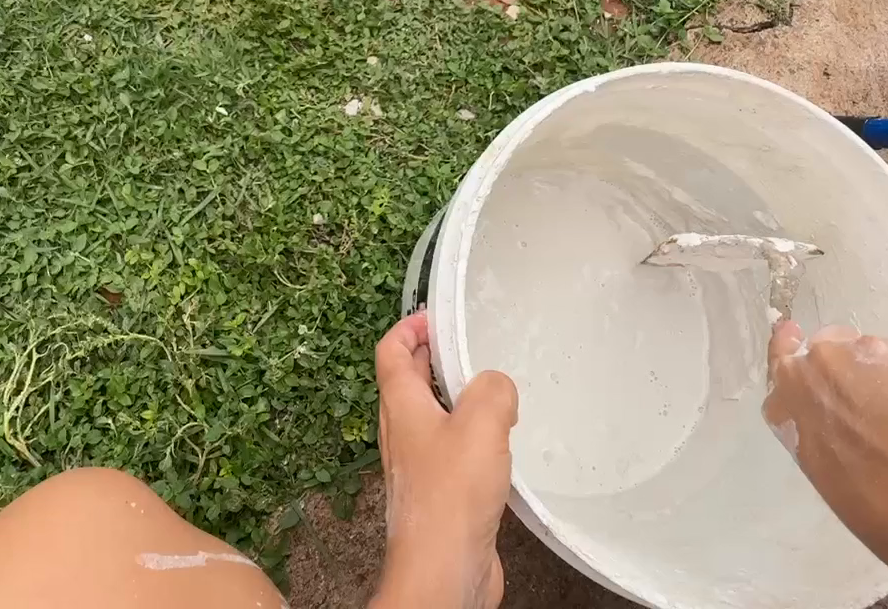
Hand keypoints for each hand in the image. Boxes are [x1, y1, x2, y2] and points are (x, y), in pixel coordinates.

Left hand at [371, 311, 518, 608]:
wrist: (443, 570)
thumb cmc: (451, 495)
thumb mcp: (481, 423)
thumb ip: (492, 389)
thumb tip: (497, 385)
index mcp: (401, 404)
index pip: (390, 349)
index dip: (408, 326)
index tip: (434, 316)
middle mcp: (402, 429)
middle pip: (407, 378)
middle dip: (431, 356)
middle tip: (464, 345)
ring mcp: (417, 461)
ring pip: (429, 413)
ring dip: (452, 395)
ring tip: (488, 388)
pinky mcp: (437, 490)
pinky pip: (447, 446)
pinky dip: (466, 432)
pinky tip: (497, 441)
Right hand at [762, 321, 887, 574]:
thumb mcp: (833, 481)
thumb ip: (818, 437)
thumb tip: (835, 430)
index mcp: (790, 403)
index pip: (779, 359)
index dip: (790, 351)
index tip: (797, 341)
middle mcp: (816, 366)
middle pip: (824, 350)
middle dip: (843, 368)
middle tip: (873, 400)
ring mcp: (862, 352)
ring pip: (867, 353)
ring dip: (882, 375)